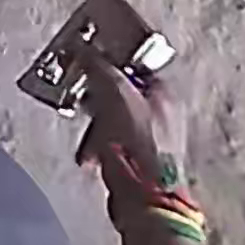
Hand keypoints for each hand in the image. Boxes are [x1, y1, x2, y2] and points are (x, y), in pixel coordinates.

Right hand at [72, 42, 188, 208]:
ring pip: (110, 114)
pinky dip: (95, 141)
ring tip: (85, 129)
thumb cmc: (136, 140)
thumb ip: (98, 66)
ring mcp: (149, 136)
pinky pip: (108, 137)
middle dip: (94, 93)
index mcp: (164, 94)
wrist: (144, 197)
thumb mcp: (115, 93)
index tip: (83, 58)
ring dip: (93, 121)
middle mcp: (161, 113)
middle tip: (80, 93)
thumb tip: (81, 48)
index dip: (106, 59)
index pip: (131, 63)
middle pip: (117, 88)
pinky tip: (90, 151)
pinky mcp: (136, 155)